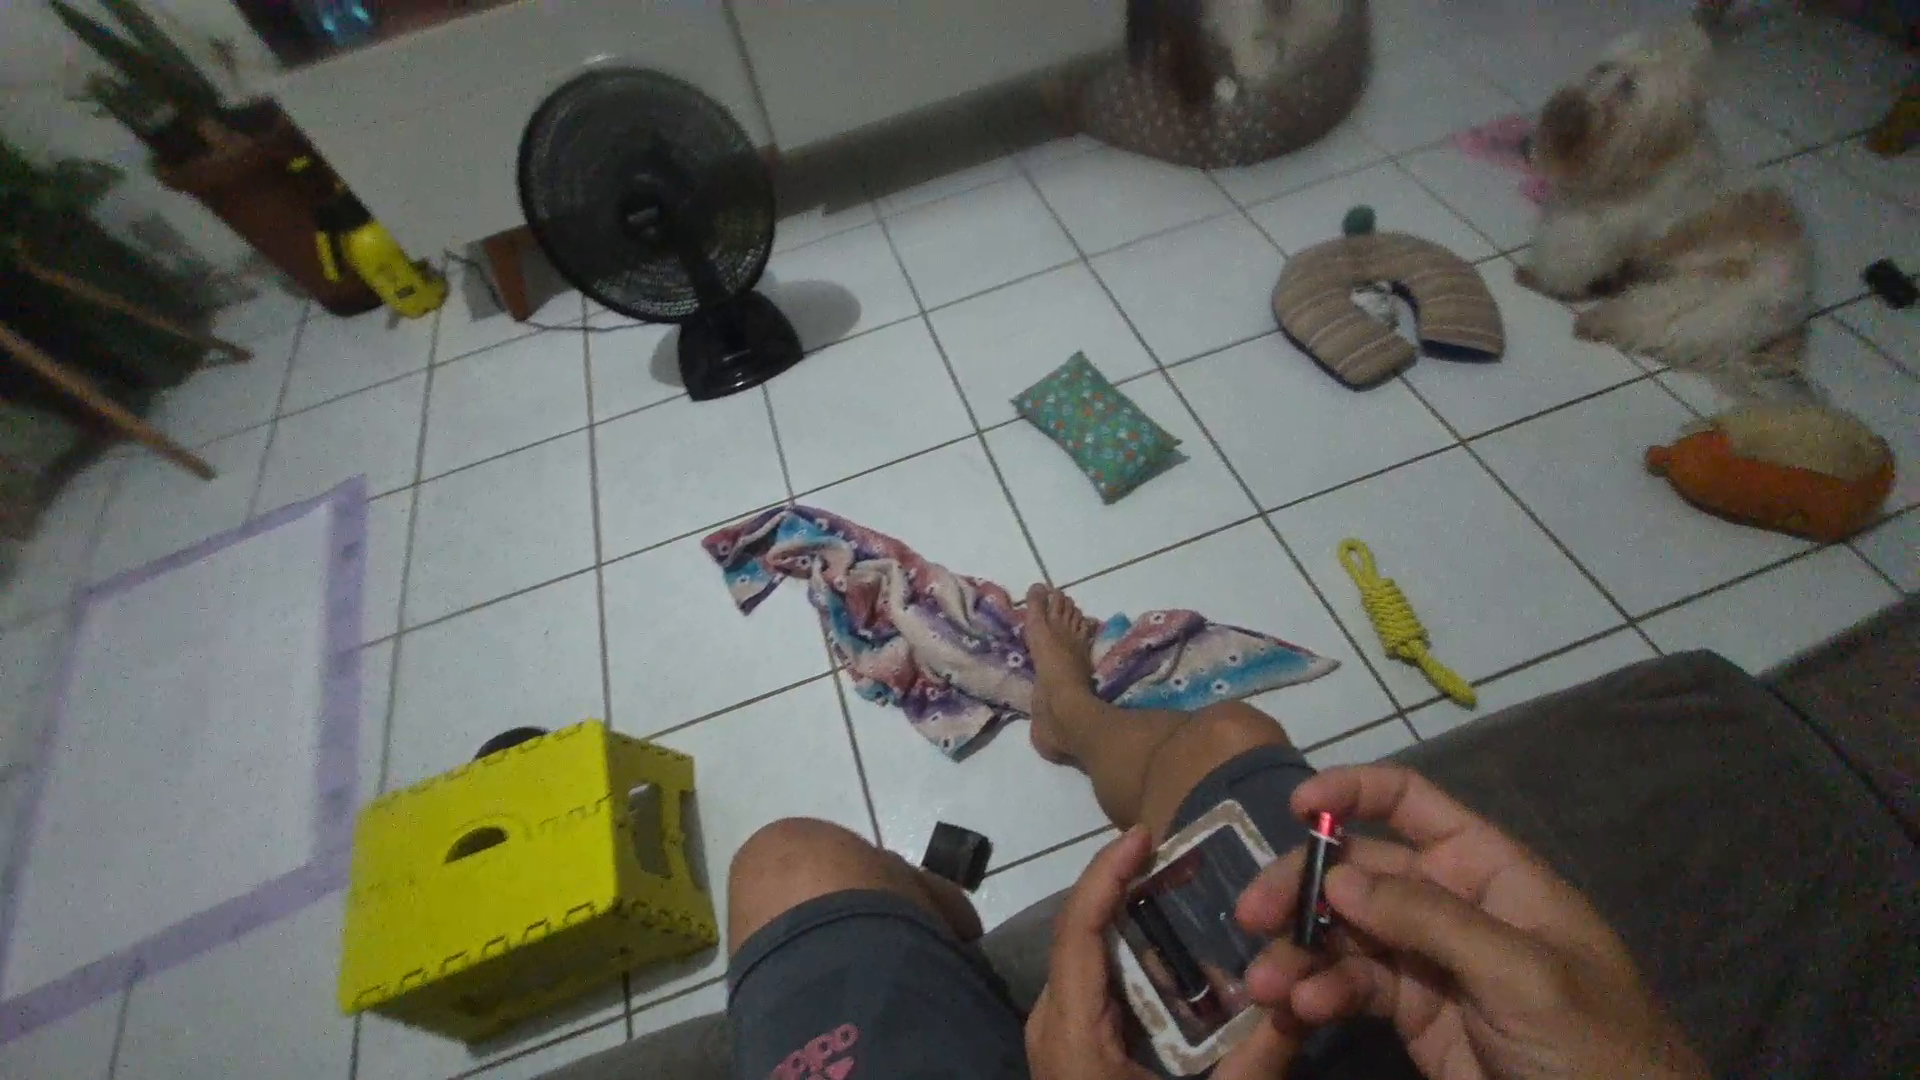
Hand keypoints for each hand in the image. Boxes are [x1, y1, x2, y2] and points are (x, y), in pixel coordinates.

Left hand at [1028, 827, 1299, 1079]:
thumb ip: (1260, 1058)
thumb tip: (1306, 998)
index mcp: (1072, 1028)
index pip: (1079, 926)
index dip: (1106, 871)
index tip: (1143, 835)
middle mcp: (1051, 1019)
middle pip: (1080, 930)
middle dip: (1122, 886)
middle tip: (1175, 860)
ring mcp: (1054, 1032)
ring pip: (1084, 953)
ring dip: (1123, 919)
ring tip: (1172, 891)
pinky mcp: (1066, 1045)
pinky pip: (1089, 982)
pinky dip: (1123, 957)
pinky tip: (1163, 955)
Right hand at [1233, 765, 1707, 1079]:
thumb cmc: (1599, 1051)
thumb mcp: (1524, 976)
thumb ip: (1428, 918)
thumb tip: (1336, 878)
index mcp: (1482, 868)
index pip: (1407, 800)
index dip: (1349, 792)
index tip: (1296, 809)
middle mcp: (1443, 899)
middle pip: (1353, 869)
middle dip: (1299, 888)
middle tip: (1253, 914)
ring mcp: (1420, 954)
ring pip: (1339, 928)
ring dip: (1296, 949)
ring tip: (1264, 983)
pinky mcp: (1405, 1008)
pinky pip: (1347, 982)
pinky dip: (1317, 991)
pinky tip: (1299, 1008)